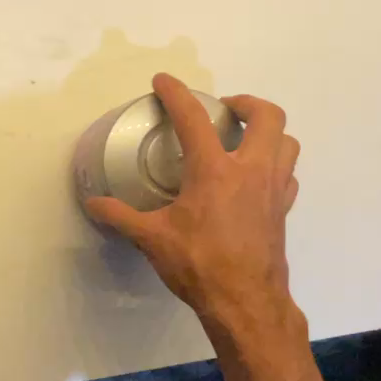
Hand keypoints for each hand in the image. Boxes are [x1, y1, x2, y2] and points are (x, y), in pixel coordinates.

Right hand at [84, 73, 301, 338]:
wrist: (244, 300)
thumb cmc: (197, 264)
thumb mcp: (150, 238)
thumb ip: (120, 216)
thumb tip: (93, 203)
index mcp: (215, 171)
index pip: (194, 120)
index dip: (177, 94)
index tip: (164, 81)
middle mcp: (251, 170)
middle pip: (267, 115)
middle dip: (245, 103)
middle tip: (223, 109)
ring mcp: (274, 189)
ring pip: (286, 141)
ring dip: (267, 130)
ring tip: (243, 137)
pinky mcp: (283, 209)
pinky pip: (287, 172)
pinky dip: (274, 163)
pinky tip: (254, 176)